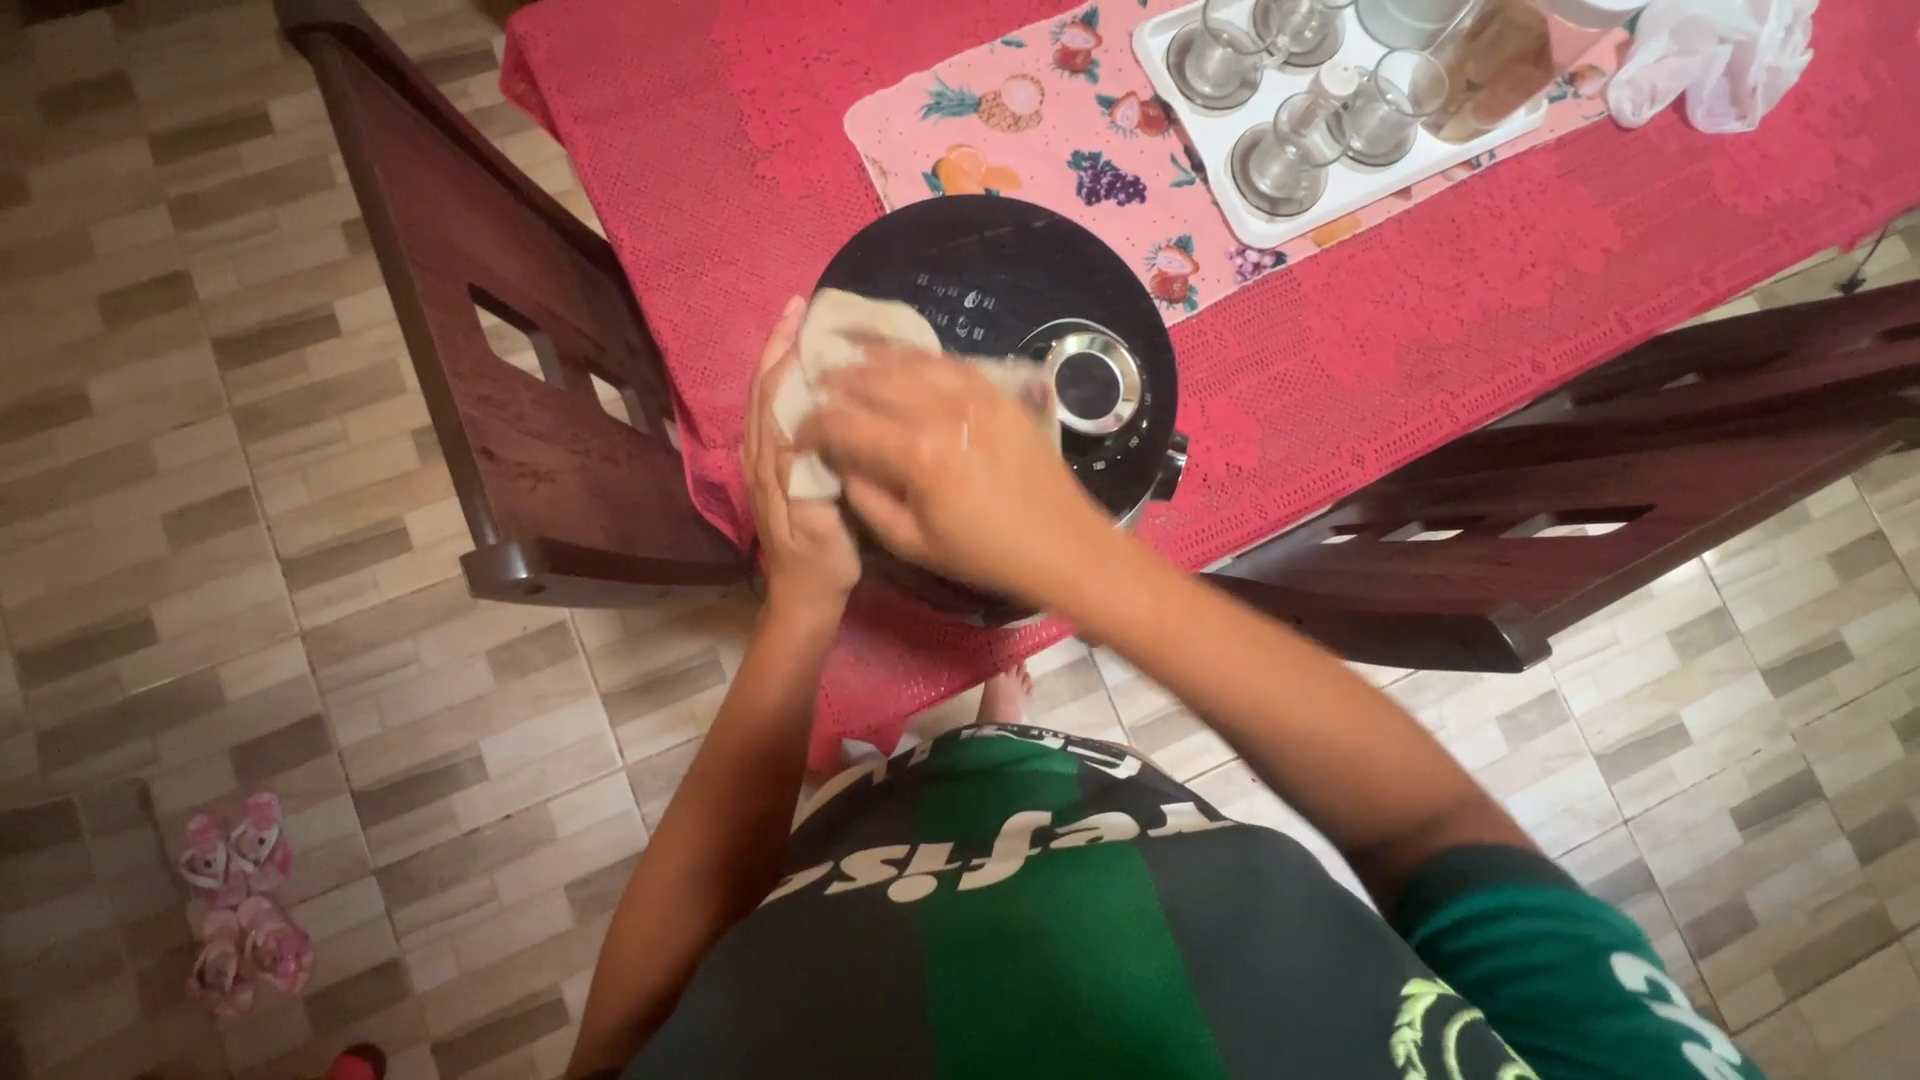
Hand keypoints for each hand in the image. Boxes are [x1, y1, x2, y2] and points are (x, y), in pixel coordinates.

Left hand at [745, 296, 859, 622]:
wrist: (804, 597)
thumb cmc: (821, 564)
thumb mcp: (817, 527)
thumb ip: (804, 480)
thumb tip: (801, 430)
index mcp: (770, 465)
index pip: (773, 395)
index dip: (786, 354)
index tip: (807, 318)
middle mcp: (758, 456)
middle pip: (761, 388)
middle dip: (777, 345)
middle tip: (802, 308)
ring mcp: (761, 464)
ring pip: (763, 399)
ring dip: (777, 360)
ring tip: (801, 330)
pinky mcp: (771, 470)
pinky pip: (772, 415)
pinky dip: (780, 385)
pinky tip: (799, 376)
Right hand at [796, 346, 1113, 604]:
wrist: (1062, 543)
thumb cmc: (985, 553)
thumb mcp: (913, 542)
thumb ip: (867, 497)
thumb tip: (841, 461)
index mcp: (917, 454)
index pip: (843, 423)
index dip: (812, 426)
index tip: (801, 434)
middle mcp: (942, 410)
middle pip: (870, 378)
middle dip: (835, 383)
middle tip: (817, 391)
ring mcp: (974, 393)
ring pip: (908, 360)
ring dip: (871, 361)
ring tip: (848, 364)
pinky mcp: (998, 390)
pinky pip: (947, 361)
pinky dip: (916, 358)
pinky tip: (900, 362)